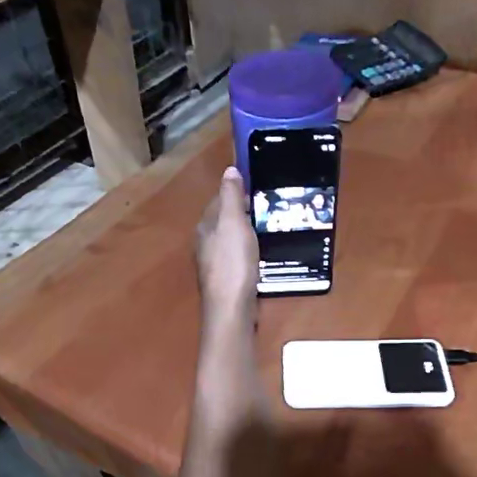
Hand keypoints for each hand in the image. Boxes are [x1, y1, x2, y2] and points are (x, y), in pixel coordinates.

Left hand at [195, 166, 258, 317]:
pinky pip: (238, 257)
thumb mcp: (233, 222)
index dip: (238, 192)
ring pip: (232, 239)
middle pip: (225, 219)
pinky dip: (249, 251)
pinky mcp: (226, 278)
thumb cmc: (232, 261)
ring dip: (248, 233)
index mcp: (206, 225)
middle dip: (244, 213)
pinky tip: (262, 255)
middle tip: (272, 209)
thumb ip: (231, 195)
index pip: (220, 199)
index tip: (261, 189)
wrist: (231, 307)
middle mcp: (205, 241)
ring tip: (271, 229)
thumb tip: (229, 169)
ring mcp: (214, 262)